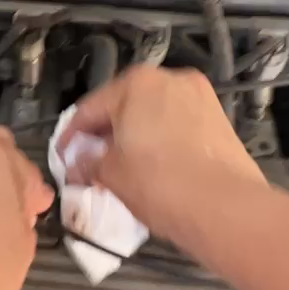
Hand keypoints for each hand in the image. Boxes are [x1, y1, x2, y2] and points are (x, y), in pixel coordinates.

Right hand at [60, 67, 266, 247]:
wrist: (226, 209)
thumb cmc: (159, 183)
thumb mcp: (111, 174)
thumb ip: (88, 163)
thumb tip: (79, 165)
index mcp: (136, 83)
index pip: (90, 108)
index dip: (70, 136)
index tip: (62, 157)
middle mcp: (169, 79)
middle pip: (124, 106)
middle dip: (105, 133)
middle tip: (89, 162)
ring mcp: (199, 97)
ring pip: (153, 114)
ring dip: (134, 136)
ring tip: (121, 166)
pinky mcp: (219, 119)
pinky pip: (177, 126)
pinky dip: (161, 141)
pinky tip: (153, 166)